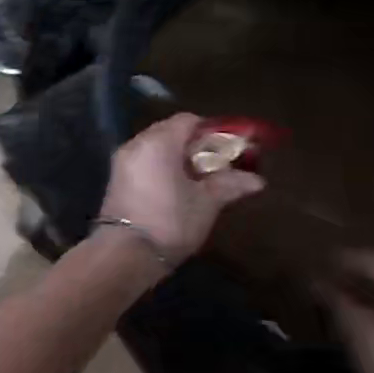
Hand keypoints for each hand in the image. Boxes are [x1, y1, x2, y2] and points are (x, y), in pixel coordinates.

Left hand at [100, 113, 263, 263]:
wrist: (125, 252)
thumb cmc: (170, 221)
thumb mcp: (206, 203)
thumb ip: (229, 184)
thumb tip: (257, 180)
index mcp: (158, 141)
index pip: (188, 120)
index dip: (211, 130)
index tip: (229, 148)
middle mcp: (136, 143)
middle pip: (170, 130)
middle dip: (194, 144)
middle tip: (216, 164)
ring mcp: (122, 160)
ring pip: (155, 146)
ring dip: (177, 156)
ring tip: (199, 178)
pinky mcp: (116, 178)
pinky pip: (143, 160)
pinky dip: (160, 166)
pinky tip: (176, 187)